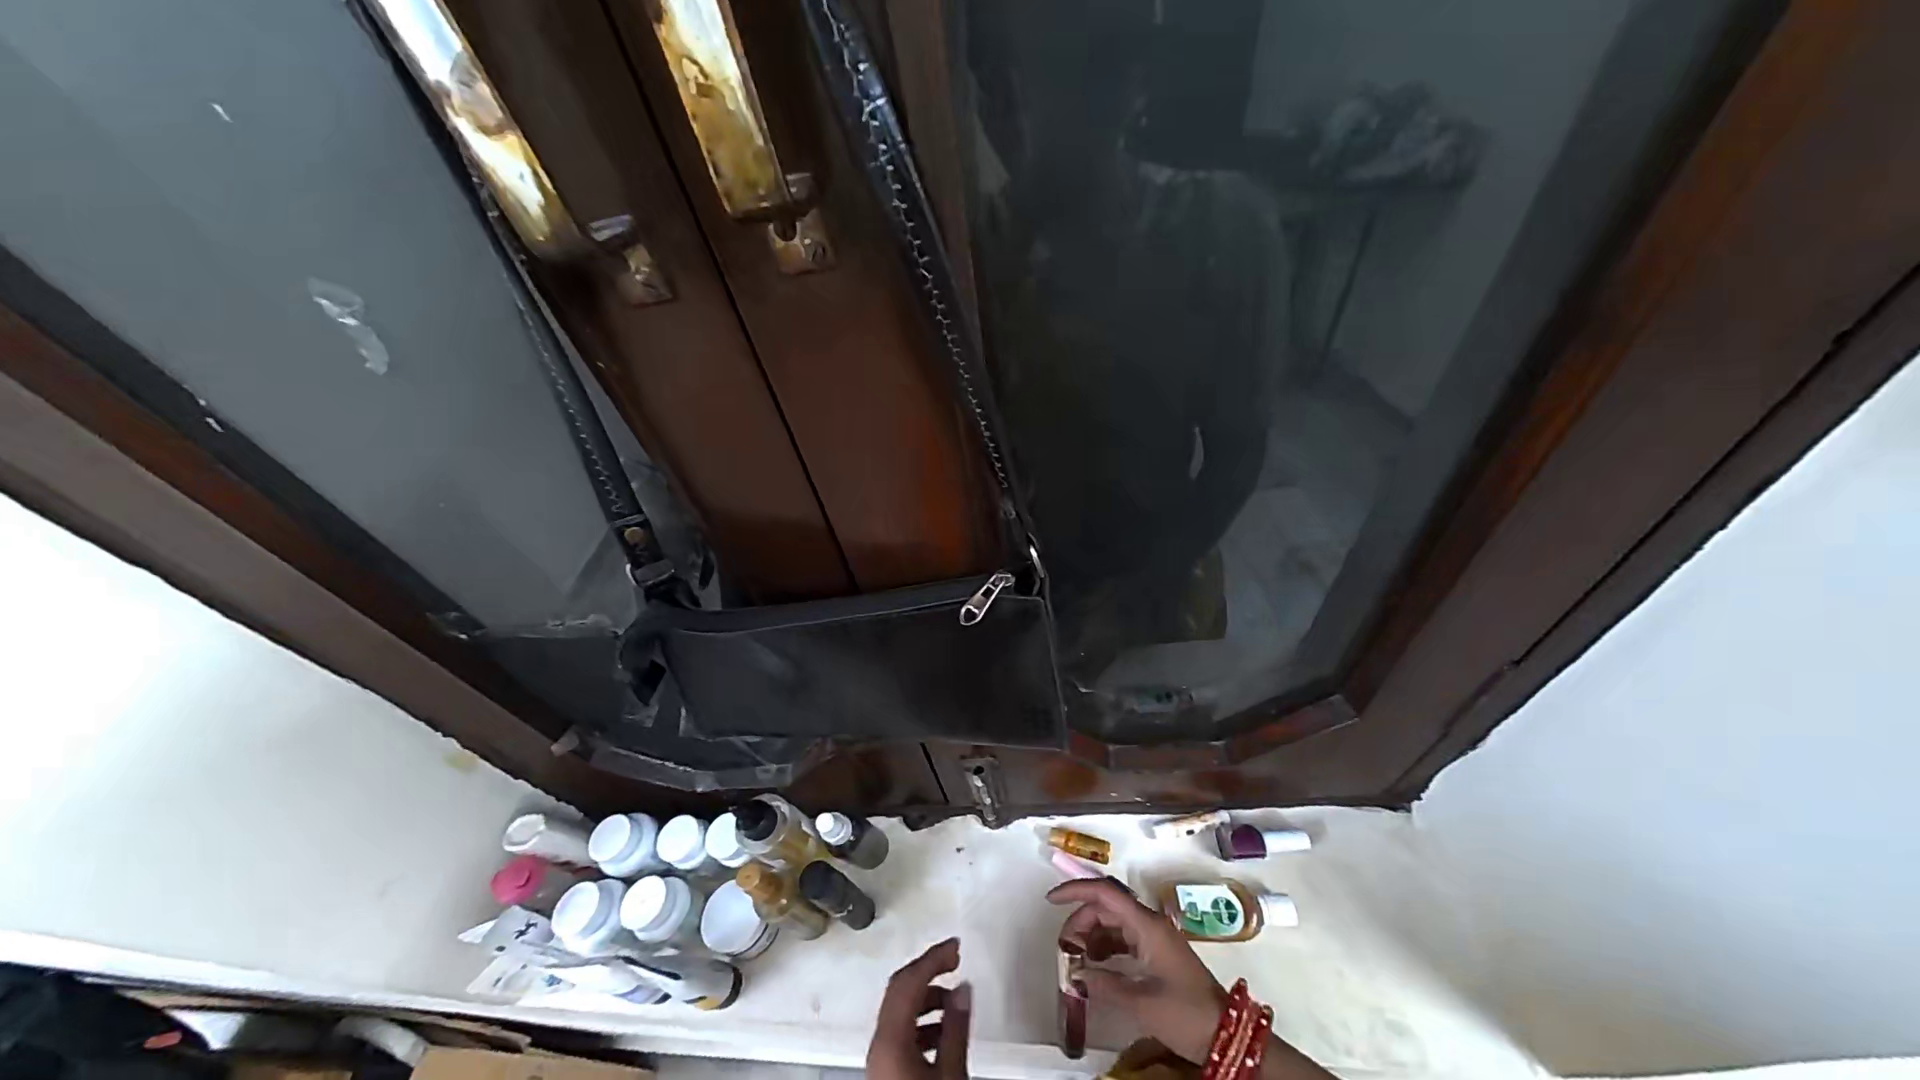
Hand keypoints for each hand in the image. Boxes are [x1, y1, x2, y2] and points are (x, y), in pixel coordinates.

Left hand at [867, 938, 971, 1079]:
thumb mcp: (949, 1072)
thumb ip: (956, 1028)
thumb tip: (963, 989)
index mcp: (890, 1037)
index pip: (909, 980)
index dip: (933, 957)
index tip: (954, 944)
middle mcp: (878, 1042)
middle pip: (900, 989)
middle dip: (928, 969)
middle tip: (953, 958)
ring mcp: (878, 1055)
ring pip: (900, 1009)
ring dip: (927, 996)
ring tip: (954, 997)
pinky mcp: (884, 1068)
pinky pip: (900, 1030)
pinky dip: (921, 1018)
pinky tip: (943, 1027)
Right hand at [1047, 879, 1225, 1063]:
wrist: (1226, 1034)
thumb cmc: (1185, 1013)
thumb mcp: (1141, 1002)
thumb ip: (1104, 984)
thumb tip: (1075, 974)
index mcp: (1146, 925)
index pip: (1105, 893)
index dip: (1076, 890)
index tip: (1051, 900)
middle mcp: (1149, 923)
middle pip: (1106, 907)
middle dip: (1080, 921)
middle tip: (1065, 949)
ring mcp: (1154, 937)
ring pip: (1113, 922)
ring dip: (1091, 935)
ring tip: (1077, 959)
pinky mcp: (1157, 952)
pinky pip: (1123, 937)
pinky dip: (1105, 946)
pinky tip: (1095, 965)